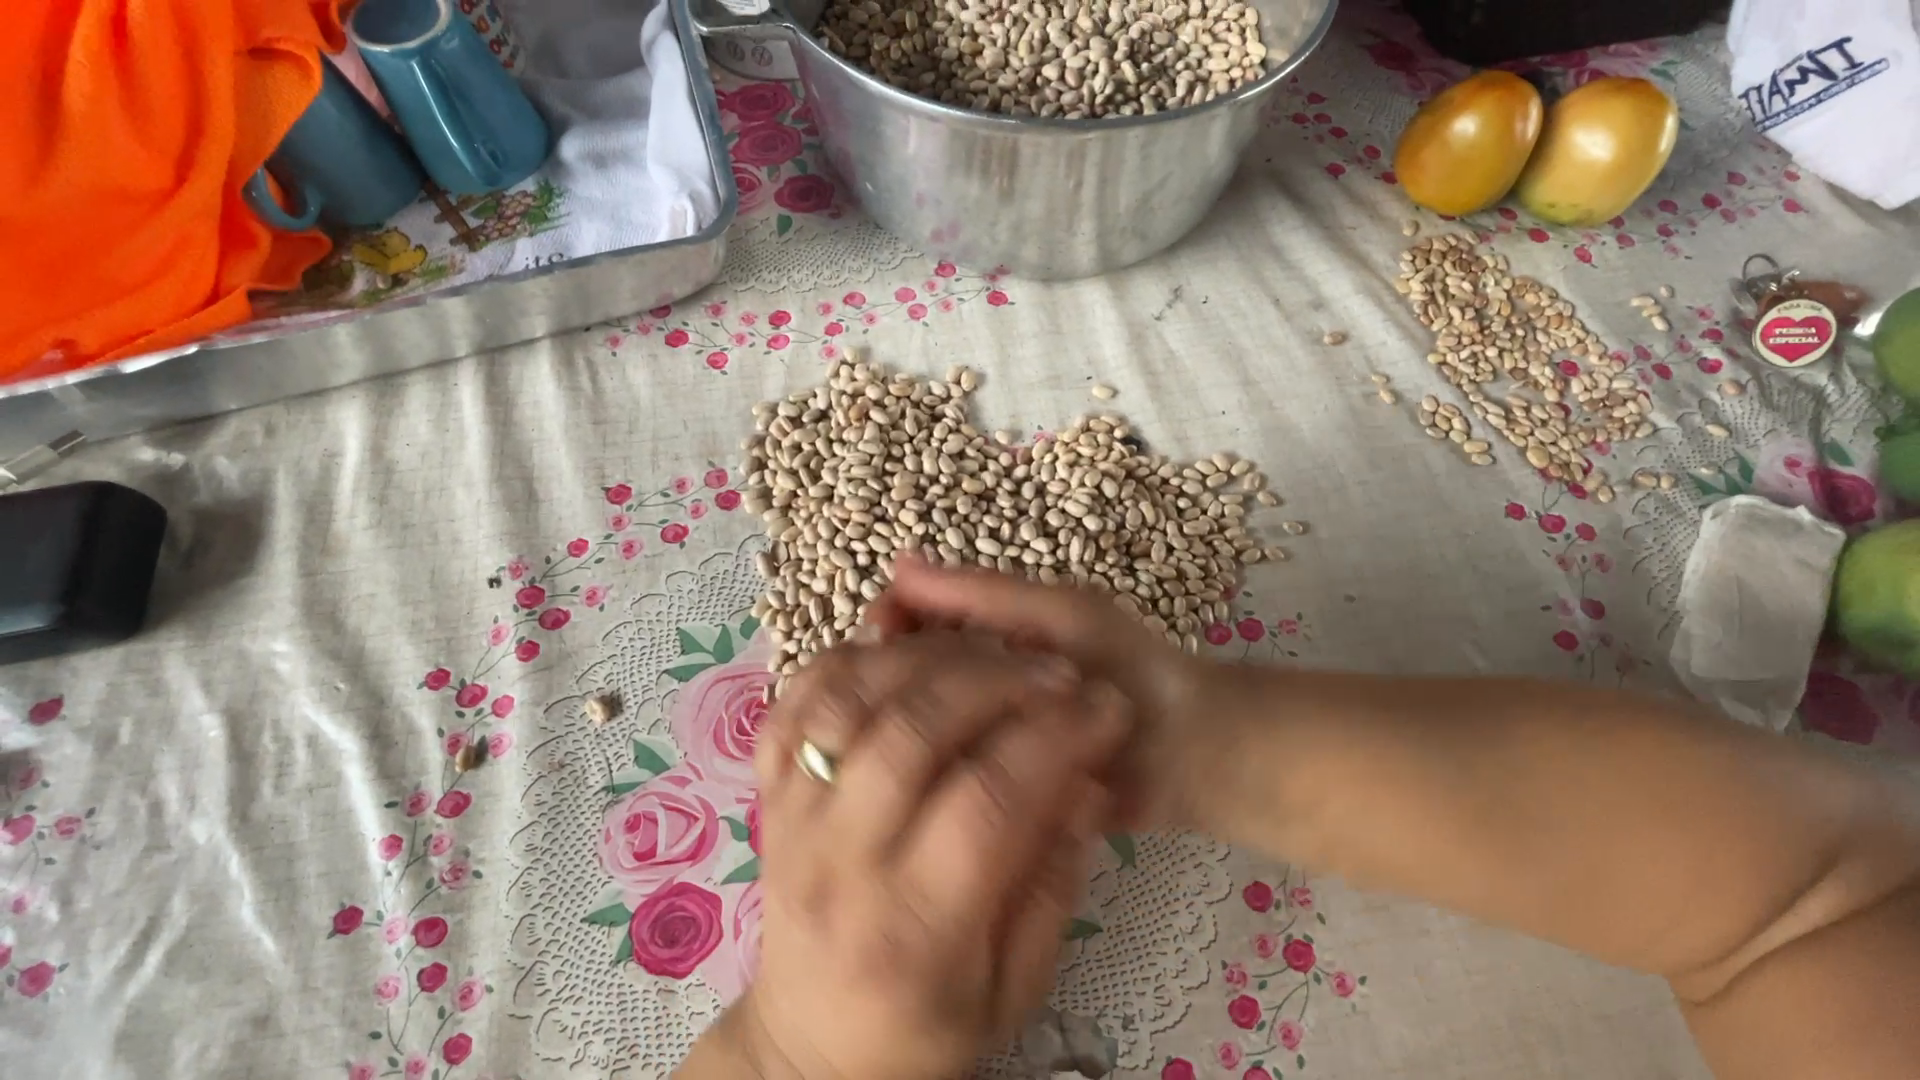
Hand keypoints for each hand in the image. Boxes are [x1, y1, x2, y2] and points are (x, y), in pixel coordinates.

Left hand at [730, 632, 1133, 1079]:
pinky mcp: (767, 790)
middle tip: (1055, 670)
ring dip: (926, 655)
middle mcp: (838, 860)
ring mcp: (790, 816)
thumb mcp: (1014, 987)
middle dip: (997, 682)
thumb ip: (1053, 882)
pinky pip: (798, 698)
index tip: (1107, 707)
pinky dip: (853, 659)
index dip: (1056, 739)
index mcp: (913, 927)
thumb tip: (1086, 779)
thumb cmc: (926, 1024)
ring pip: (849, 697)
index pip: (988, 803)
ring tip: (988, 650)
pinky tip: (907, 654)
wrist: (812, 1043)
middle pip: (912, 732)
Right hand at [863, 556, 1217, 828]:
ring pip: (920, 725)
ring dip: (910, 723)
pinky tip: (923, 774)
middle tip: (890, 687)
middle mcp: (975, 683)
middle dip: (892, 673)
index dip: (889, 620)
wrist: (1189, 754)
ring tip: (905, 727)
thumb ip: (983, 594)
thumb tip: (899, 564)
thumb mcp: (1060, 615)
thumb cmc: (1128, 667)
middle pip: (906, 673)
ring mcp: (980, 736)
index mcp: (987, 634)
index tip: (878, 628)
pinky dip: (936, 770)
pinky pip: (949, 775)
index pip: (911, 618)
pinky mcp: (990, 788)